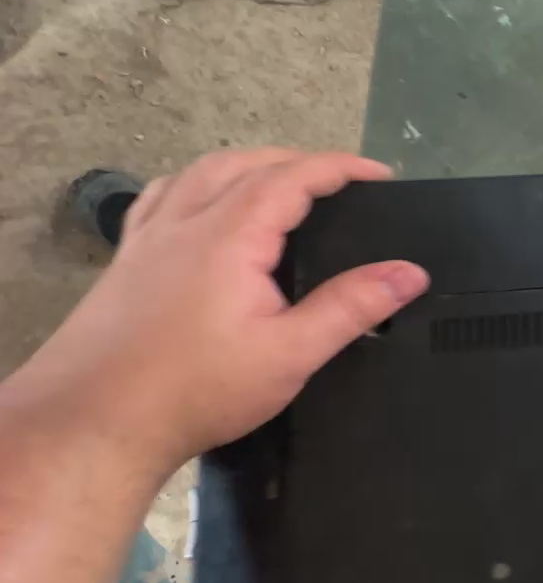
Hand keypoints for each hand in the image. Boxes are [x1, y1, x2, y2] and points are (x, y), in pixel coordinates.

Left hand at [1, 149, 428, 477]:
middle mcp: (181, 228)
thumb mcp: (294, 351)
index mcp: (226, 241)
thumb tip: (411, 274)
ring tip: (287, 180)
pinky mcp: (128, 264)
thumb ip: (354, 307)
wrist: (92, 422)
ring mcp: (146, 244)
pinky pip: (165, 199)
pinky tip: (213, 205)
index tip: (380, 173)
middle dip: (297, 160)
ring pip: (197, 175)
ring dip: (249, 165)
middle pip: (239, 165)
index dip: (338, 168)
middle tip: (344, 178)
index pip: (288, 181)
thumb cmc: (199, 388)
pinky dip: (203, 185)